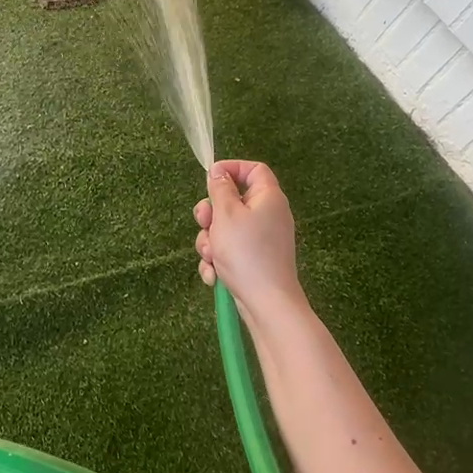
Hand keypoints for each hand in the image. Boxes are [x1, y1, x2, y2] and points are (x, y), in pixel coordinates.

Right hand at [193, 160, 305, 320]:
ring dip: (210, 241)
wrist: (266, 303)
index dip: (232, 169)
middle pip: (232, 200)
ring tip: (211, 257)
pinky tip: (213, 275)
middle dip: (211, 214)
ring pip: (224, 228)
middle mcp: (267, 215)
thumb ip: (220, 189)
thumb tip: (219, 172)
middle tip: (204, 223)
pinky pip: (228, 250)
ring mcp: (260, 240)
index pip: (254, 169)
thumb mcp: (227, 214)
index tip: (211, 179)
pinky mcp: (252, 260)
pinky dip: (218, 260)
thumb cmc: (246, 252)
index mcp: (268, 198)